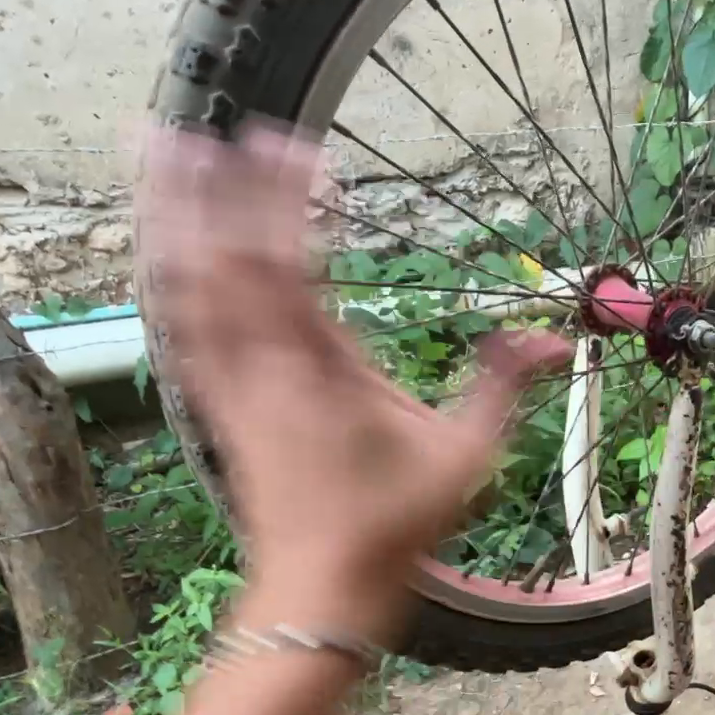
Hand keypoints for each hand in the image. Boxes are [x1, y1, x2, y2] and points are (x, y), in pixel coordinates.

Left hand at [138, 123, 566, 635]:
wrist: (324, 587)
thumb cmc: (396, 525)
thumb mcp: (465, 457)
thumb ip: (504, 389)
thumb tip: (553, 339)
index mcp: (323, 370)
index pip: (293, 266)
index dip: (288, 201)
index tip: (300, 149)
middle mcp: (266, 367)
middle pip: (222, 261)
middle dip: (214, 190)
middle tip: (207, 127)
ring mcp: (234, 387)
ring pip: (186, 289)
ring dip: (170, 219)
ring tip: (161, 156)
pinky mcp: (221, 407)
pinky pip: (183, 331)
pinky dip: (169, 278)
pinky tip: (163, 248)